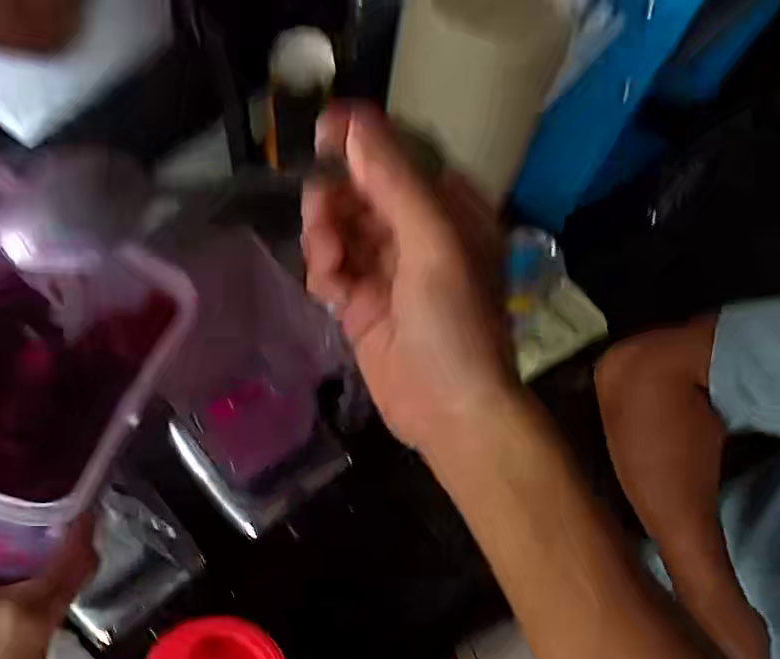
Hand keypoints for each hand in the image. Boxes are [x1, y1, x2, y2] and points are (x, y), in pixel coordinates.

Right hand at [302, 101, 520, 454]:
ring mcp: (387, 276)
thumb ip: (395, 182)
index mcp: (450, 213)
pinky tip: (328, 289)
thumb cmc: (455, 324)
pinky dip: (323, 272)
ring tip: (327, 261)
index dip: (363, 144)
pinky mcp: (362, 310)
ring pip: (341, 231)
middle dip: (337, 198)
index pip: (401, 161)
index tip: (324, 134)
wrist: (450, 411)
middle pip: (362, 194)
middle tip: (323, 216)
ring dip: (325, 236)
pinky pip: (331, 272)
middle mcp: (418, 239)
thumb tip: (354, 126)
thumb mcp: (435, 244)